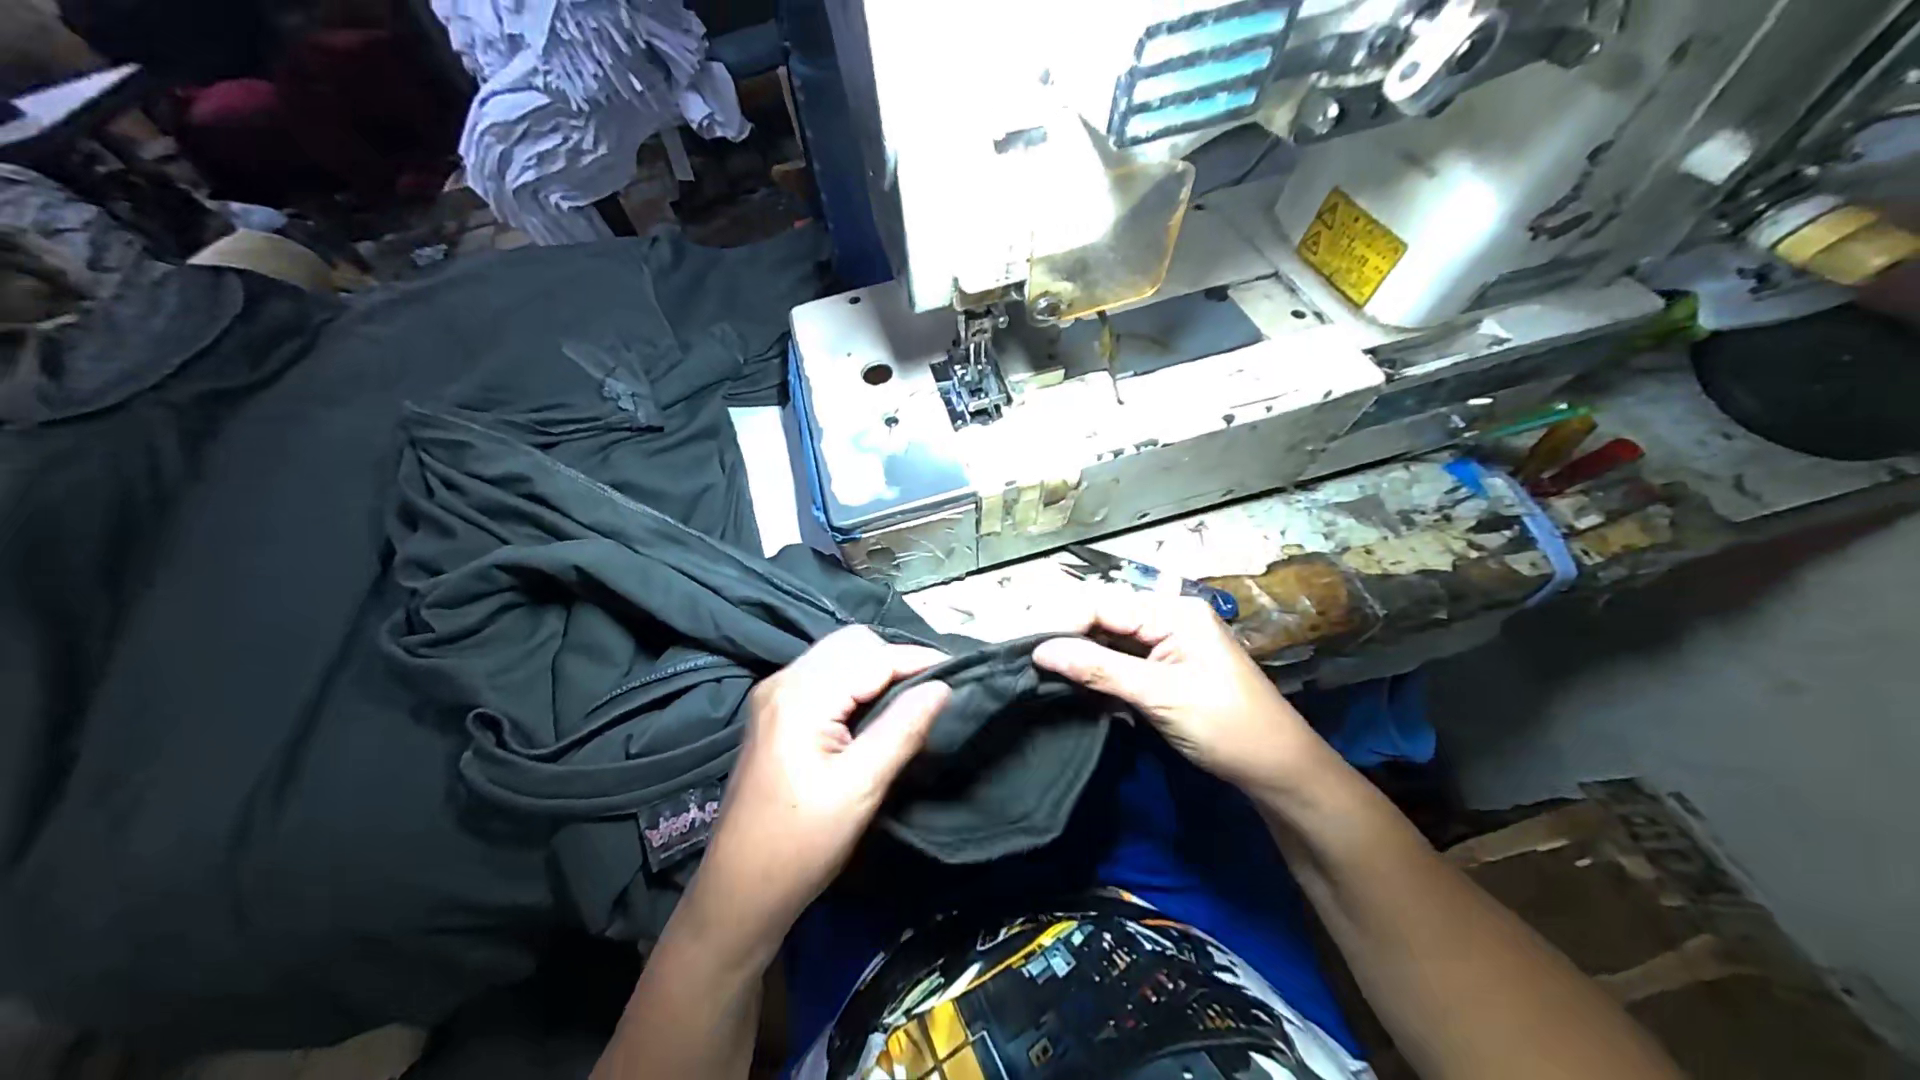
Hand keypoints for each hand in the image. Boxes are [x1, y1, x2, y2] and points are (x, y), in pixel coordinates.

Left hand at [694, 626, 951, 946]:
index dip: (917, 660)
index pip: (870, 656)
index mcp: (800, 697)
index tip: (958, 674)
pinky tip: (875, 709)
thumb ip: (903, 729)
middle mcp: (782, 682)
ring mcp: (774, 695)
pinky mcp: (774, 712)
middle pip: (851, 644)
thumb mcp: (861, 787)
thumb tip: (943, 686)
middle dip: (895, 659)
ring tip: (910, 698)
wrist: (741, 889)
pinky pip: (824, 675)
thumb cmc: (802, 844)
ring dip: (876, 668)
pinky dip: (855, 681)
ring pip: (837, 655)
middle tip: (931, 691)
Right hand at [1033, 588, 1332, 799]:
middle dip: (1067, 637)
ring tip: (1041, 672)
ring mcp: (1167, 644)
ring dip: (1079, 655)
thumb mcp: (1159, 695)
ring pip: (1109, 640)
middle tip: (1029, 662)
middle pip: (1104, 618)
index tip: (1028, 650)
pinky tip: (1072, 682)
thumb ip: (1098, 669)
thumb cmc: (1225, 725)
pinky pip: (1120, 660)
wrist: (1276, 769)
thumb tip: (1039, 651)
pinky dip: (1097, 671)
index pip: (1104, 605)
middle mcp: (1168, 618)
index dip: (1064, 624)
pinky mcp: (1164, 669)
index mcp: (1174, 612)